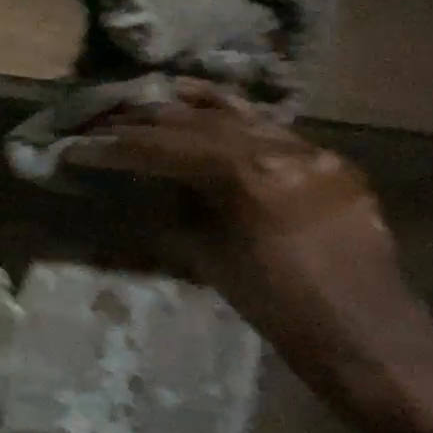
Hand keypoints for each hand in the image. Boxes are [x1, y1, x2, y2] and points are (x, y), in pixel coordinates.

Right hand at [65, 80, 417, 351]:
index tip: (73, 148)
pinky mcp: (327, 160)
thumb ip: (173, 207)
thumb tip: (139, 185)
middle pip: (195, 122)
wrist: (360, 329)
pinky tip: (199, 103)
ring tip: (139, 103)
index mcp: (245, 174)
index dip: (113, 147)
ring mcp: (309, 150)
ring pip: (233, 115)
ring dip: (181, 110)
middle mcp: (279, 148)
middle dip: (139, 123)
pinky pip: (267, 127)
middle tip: (96, 124)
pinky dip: (228, 115)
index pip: (163, 147)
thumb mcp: (203, 252)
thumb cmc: (271, 301)